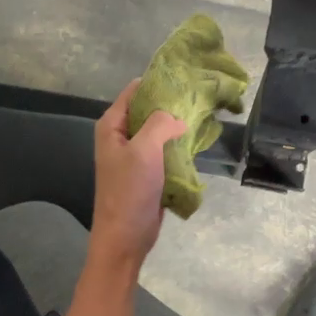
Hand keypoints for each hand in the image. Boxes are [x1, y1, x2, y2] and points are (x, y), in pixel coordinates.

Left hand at [87, 80, 186, 274]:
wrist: (125, 237)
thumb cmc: (129, 191)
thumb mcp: (144, 150)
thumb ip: (160, 124)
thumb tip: (178, 118)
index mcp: (112, 126)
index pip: (135, 90)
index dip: (158, 82)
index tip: (186, 79)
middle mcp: (120, 137)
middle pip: (148, 110)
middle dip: (172, 105)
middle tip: (201, 98)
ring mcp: (134, 156)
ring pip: (159, 132)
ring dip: (177, 128)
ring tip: (203, 118)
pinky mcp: (147, 174)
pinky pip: (164, 153)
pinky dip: (178, 148)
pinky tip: (197, 144)